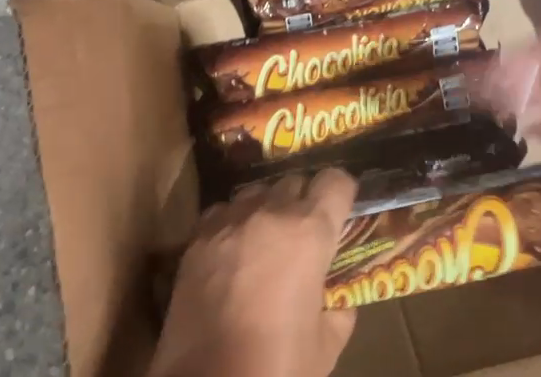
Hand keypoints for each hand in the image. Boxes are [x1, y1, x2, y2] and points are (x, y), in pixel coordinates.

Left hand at [149, 169, 359, 376]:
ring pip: (257, 192)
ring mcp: (230, 220)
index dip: (343, 193)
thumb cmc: (277, 364)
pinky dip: (233, 222)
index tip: (343, 210)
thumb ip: (339, 309)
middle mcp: (271, 212)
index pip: (336, 181)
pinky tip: (233, 251)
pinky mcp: (198, 236)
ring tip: (267, 241)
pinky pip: (223, 211)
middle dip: (304, 201)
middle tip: (305, 235)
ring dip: (268, 208)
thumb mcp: (326, 344)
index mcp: (310, 231)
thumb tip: (338, 297)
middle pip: (295, 182)